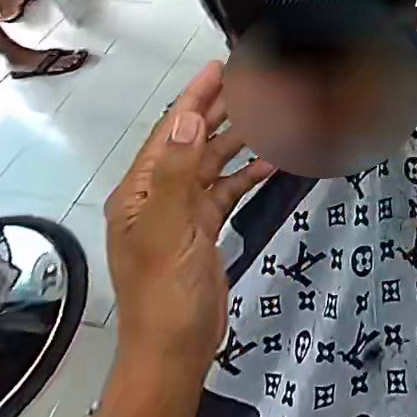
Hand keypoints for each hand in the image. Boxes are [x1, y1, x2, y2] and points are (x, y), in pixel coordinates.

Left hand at [104, 61, 273, 375]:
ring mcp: (184, 212)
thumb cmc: (165, 293)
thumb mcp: (170, 231)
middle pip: (195, 142)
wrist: (175, 346)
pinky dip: (250, 174)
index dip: (195, 98)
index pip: (172, 132)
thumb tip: (190, 121)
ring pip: (216, 164)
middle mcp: (160, 195)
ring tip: (270, 114)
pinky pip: (230, 189)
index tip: (220, 69)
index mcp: (142, 191)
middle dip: (221, 111)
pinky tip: (273, 161)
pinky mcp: (206, 228)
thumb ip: (179, 174)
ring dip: (241, 140)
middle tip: (253, 84)